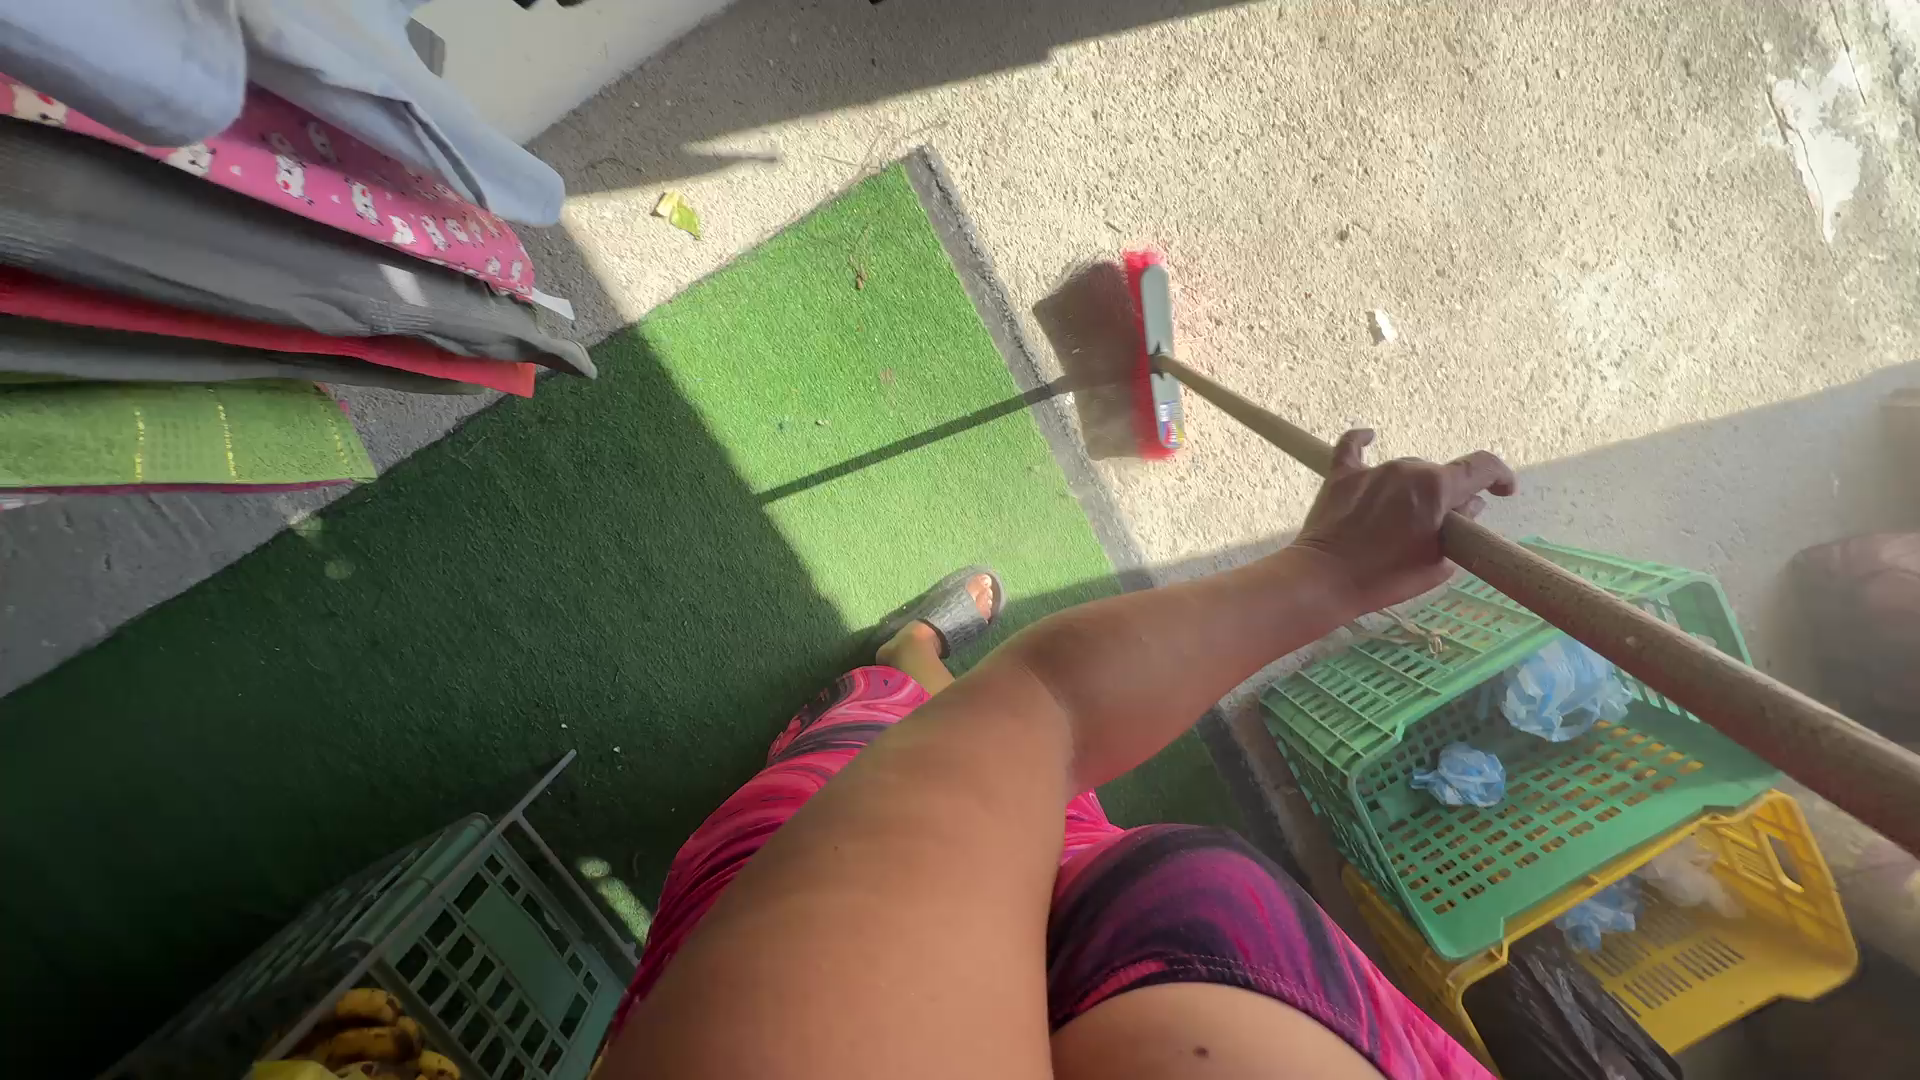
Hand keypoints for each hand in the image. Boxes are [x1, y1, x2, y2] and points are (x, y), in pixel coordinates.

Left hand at [1291, 429, 1516, 614]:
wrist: (1326, 578)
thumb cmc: (1385, 576)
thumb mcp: (1439, 562)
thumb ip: (1458, 528)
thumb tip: (1463, 508)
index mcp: (1437, 488)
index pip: (1482, 466)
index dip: (1499, 476)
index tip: (1502, 491)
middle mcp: (1406, 470)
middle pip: (1437, 475)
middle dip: (1443, 496)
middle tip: (1433, 525)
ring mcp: (1372, 471)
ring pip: (1403, 469)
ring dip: (1409, 487)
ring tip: (1399, 515)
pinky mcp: (1340, 477)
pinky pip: (1350, 447)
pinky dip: (1360, 440)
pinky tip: (1368, 436)